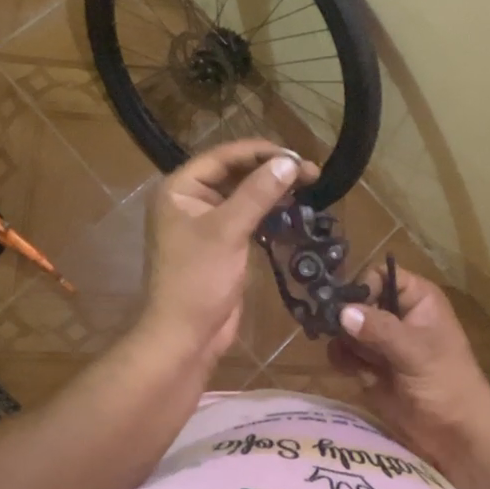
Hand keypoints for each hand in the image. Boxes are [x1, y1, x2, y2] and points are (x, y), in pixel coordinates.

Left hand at [140, 139, 318, 362]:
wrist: (184, 337)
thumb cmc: (198, 279)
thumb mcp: (229, 230)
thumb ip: (258, 193)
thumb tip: (290, 162)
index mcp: (179, 188)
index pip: (224, 156)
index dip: (261, 152)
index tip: (297, 156)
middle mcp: (188, 199)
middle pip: (234, 173)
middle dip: (270, 170)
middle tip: (310, 173)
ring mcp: (204, 223)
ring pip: (242, 195)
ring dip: (272, 191)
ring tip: (307, 187)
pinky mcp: (219, 244)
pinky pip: (246, 218)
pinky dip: (268, 213)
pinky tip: (292, 211)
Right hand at [327, 266, 489, 451]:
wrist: (457, 436)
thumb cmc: (447, 384)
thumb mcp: (416, 352)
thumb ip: (380, 330)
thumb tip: (343, 312)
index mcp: (417, 299)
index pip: (380, 275)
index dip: (362, 287)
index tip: (345, 306)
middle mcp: (397, 314)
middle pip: (358, 300)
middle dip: (343, 315)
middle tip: (330, 329)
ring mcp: (383, 342)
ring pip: (348, 326)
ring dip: (341, 339)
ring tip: (347, 354)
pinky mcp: (371, 367)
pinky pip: (346, 353)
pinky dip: (342, 359)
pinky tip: (350, 370)